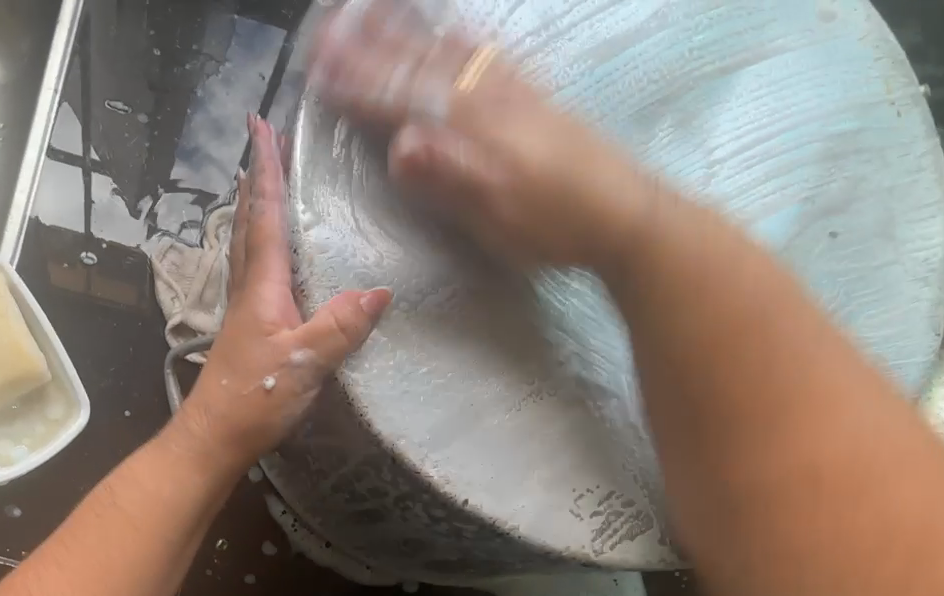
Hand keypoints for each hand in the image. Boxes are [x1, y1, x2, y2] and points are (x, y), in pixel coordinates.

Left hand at [171, 115, 392, 472]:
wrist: (213, 439)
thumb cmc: (254, 400)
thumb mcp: (304, 364)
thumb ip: (339, 328)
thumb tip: (379, 291)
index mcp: (261, 289)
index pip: (266, 218)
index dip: (268, 172)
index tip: (263, 126)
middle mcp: (248, 292)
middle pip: (251, 225)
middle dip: (259, 180)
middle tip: (265, 140)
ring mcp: (244, 312)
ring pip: (248, 247)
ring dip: (256, 209)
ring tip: (264, 181)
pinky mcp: (247, 332)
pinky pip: (254, 273)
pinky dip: (260, 246)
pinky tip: (270, 256)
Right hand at [309, 0, 665, 270]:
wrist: (625, 214)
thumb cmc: (553, 226)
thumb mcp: (495, 217)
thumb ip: (448, 178)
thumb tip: (400, 146)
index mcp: (473, 130)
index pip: (403, 100)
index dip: (358, 86)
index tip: (318, 71)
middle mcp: (489, 97)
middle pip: (420, 62)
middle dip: (370, 44)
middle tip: (328, 25)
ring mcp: (511, 88)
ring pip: (448, 47)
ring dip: (406, 28)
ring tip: (371, 8)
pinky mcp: (529, 92)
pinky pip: (482, 49)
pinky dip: (453, 32)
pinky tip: (446, 26)